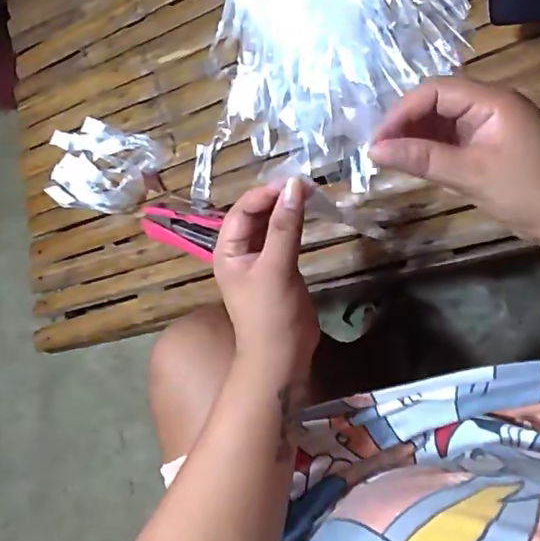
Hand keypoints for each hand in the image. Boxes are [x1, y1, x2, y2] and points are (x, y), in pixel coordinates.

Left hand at [213, 177, 318, 382]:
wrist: (282, 359)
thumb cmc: (270, 315)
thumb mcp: (276, 268)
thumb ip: (285, 226)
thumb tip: (294, 185)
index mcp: (228, 250)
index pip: (243, 209)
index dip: (266, 193)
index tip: (294, 181)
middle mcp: (241, 252)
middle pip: (257, 214)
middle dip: (278, 198)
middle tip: (307, 184)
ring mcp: (262, 261)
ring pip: (272, 225)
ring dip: (288, 209)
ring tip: (312, 193)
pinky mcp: (281, 269)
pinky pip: (285, 239)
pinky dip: (296, 225)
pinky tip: (310, 214)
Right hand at [369, 78, 539, 243]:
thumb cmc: (527, 194)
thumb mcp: (470, 175)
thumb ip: (422, 159)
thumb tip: (375, 150)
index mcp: (492, 100)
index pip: (434, 90)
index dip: (401, 112)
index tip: (378, 141)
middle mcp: (491, 105)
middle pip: (438, 101)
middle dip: (406, 123)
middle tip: (380, 151)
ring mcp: (492, 126)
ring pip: (444, 121)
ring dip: (417, 136)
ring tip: (392, 159)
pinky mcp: (492, 146)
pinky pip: (454, 139)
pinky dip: (433, 149)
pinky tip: (417, 164)